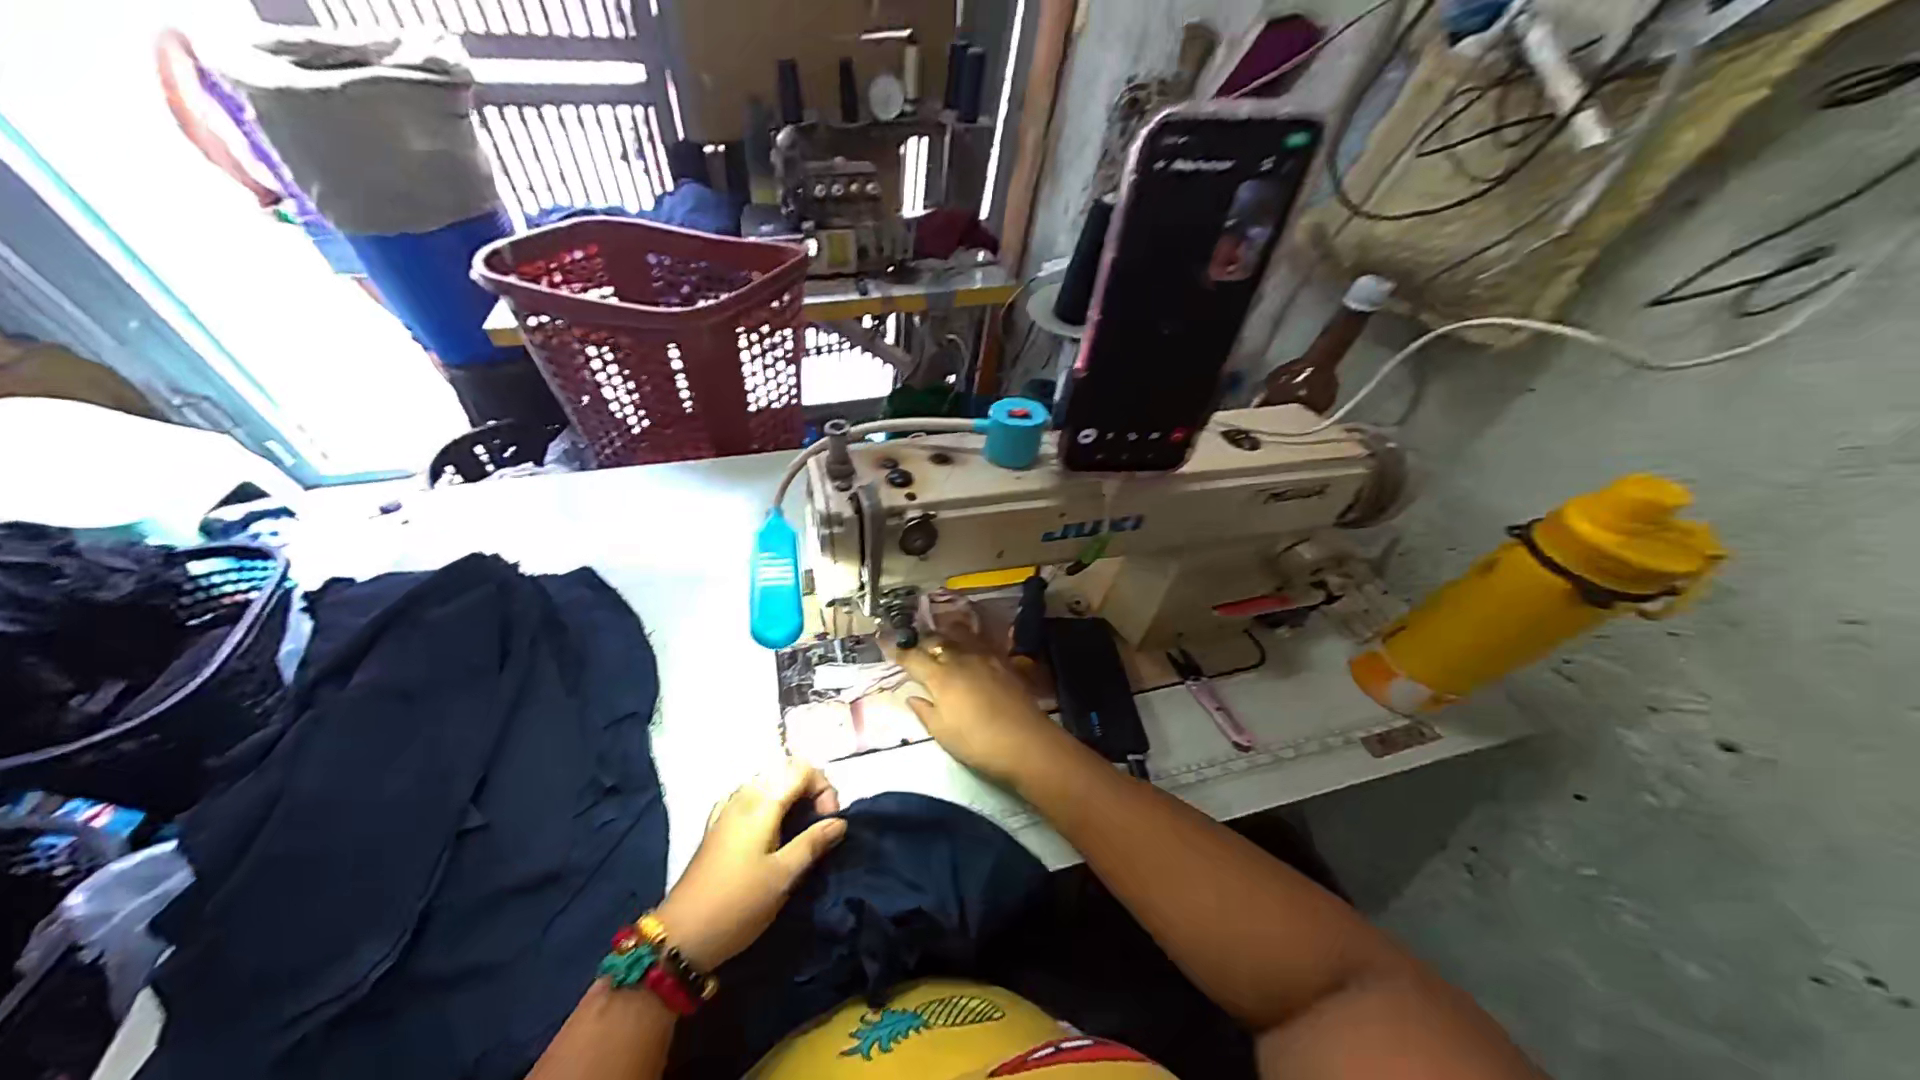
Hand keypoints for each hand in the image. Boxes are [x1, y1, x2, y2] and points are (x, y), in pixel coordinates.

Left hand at [653, 760, 845, 970]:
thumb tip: (839, 822)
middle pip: (785, 771)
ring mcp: (726, 811)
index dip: (824, 788)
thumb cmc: (738, 903)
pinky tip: (772, 835)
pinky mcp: (717, 827)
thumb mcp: (784, 876)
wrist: (682, 936)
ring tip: (800, 832)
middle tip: (819, 826)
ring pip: (767, 784)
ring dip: (790, 799)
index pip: (802, 768)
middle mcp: (742, 797)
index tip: (829, 823)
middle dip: (810, 791)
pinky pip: (750, 801)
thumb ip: (813, 843)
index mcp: (761, 803)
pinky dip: (769, 807)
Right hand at [885, 626, 1081, 789]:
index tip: (885, 643)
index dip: (897, 651)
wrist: (1027, 743)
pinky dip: (967, 642)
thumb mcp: (943, 733)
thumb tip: (913, 695)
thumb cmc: (978, 744)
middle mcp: (961, 659)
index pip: (912, 658)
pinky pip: (980, 644)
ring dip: (945, 635)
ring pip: (959, 636)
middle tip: (913, 644)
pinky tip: (967, 648)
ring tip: (938, 638)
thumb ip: (925, 711)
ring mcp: (985, 658)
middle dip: (921, 640)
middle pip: (936, 641)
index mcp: (940, 677)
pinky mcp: (1004, 663)